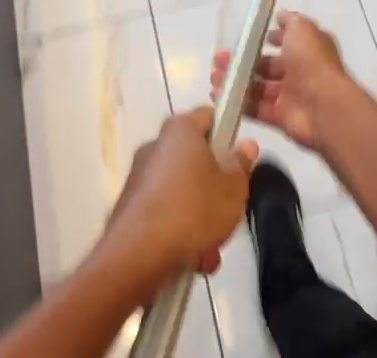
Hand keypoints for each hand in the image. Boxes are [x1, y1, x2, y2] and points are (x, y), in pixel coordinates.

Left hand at [101, 107, 257, 282]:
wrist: (136, 257)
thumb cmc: (192, 211)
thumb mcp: (233, 189)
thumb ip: (241, 165)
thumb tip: (245, 145)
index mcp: (179, 130)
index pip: (209, 116)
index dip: (228, 132)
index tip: (240, 158)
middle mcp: (155, 146)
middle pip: (196, 158)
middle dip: (215, 188)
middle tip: (229, 211)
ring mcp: (139, 177)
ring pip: (182, 192)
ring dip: (199, 219)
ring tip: (211, 250)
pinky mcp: (130, 208)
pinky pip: (164, 214)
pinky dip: (179, 233)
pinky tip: (192, 261)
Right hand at [210, 11, 350, 151]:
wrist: (324, 105)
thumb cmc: (312, 62)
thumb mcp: (302, 29)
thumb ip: (290, 21)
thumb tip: (280, 15)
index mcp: (306, 51)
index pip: (284, 44)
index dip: (266, 40)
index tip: (245, 39)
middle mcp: (299, 73)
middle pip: (266, 67)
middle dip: (243, 63)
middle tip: (218, 60)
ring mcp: (289, 97)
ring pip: (257, 88)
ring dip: (236, 82)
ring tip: (213, 77)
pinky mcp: (280, 119)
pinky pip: (255, 109)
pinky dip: (238, 103)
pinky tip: (218, 96)